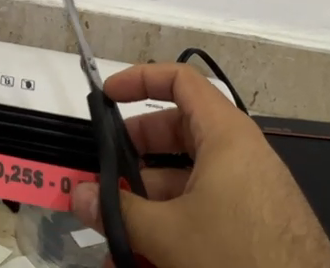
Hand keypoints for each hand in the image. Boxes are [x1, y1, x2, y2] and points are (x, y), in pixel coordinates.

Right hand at [71, 65, 329, 267]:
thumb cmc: (239, 254)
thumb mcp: (169, 233)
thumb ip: (119, 211)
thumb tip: (78, 194)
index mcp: (224, 134)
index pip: (179, 80)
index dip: (139, 79)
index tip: (105, 96)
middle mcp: (237, 153)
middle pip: (174, 135)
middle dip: (132, 158)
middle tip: (101, 176)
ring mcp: (246, 191)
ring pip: (185, 182)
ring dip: (147, 205)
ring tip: (114, 238)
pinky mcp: (252, 225)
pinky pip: (202, 212)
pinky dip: (172, 228)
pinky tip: (143, 260)